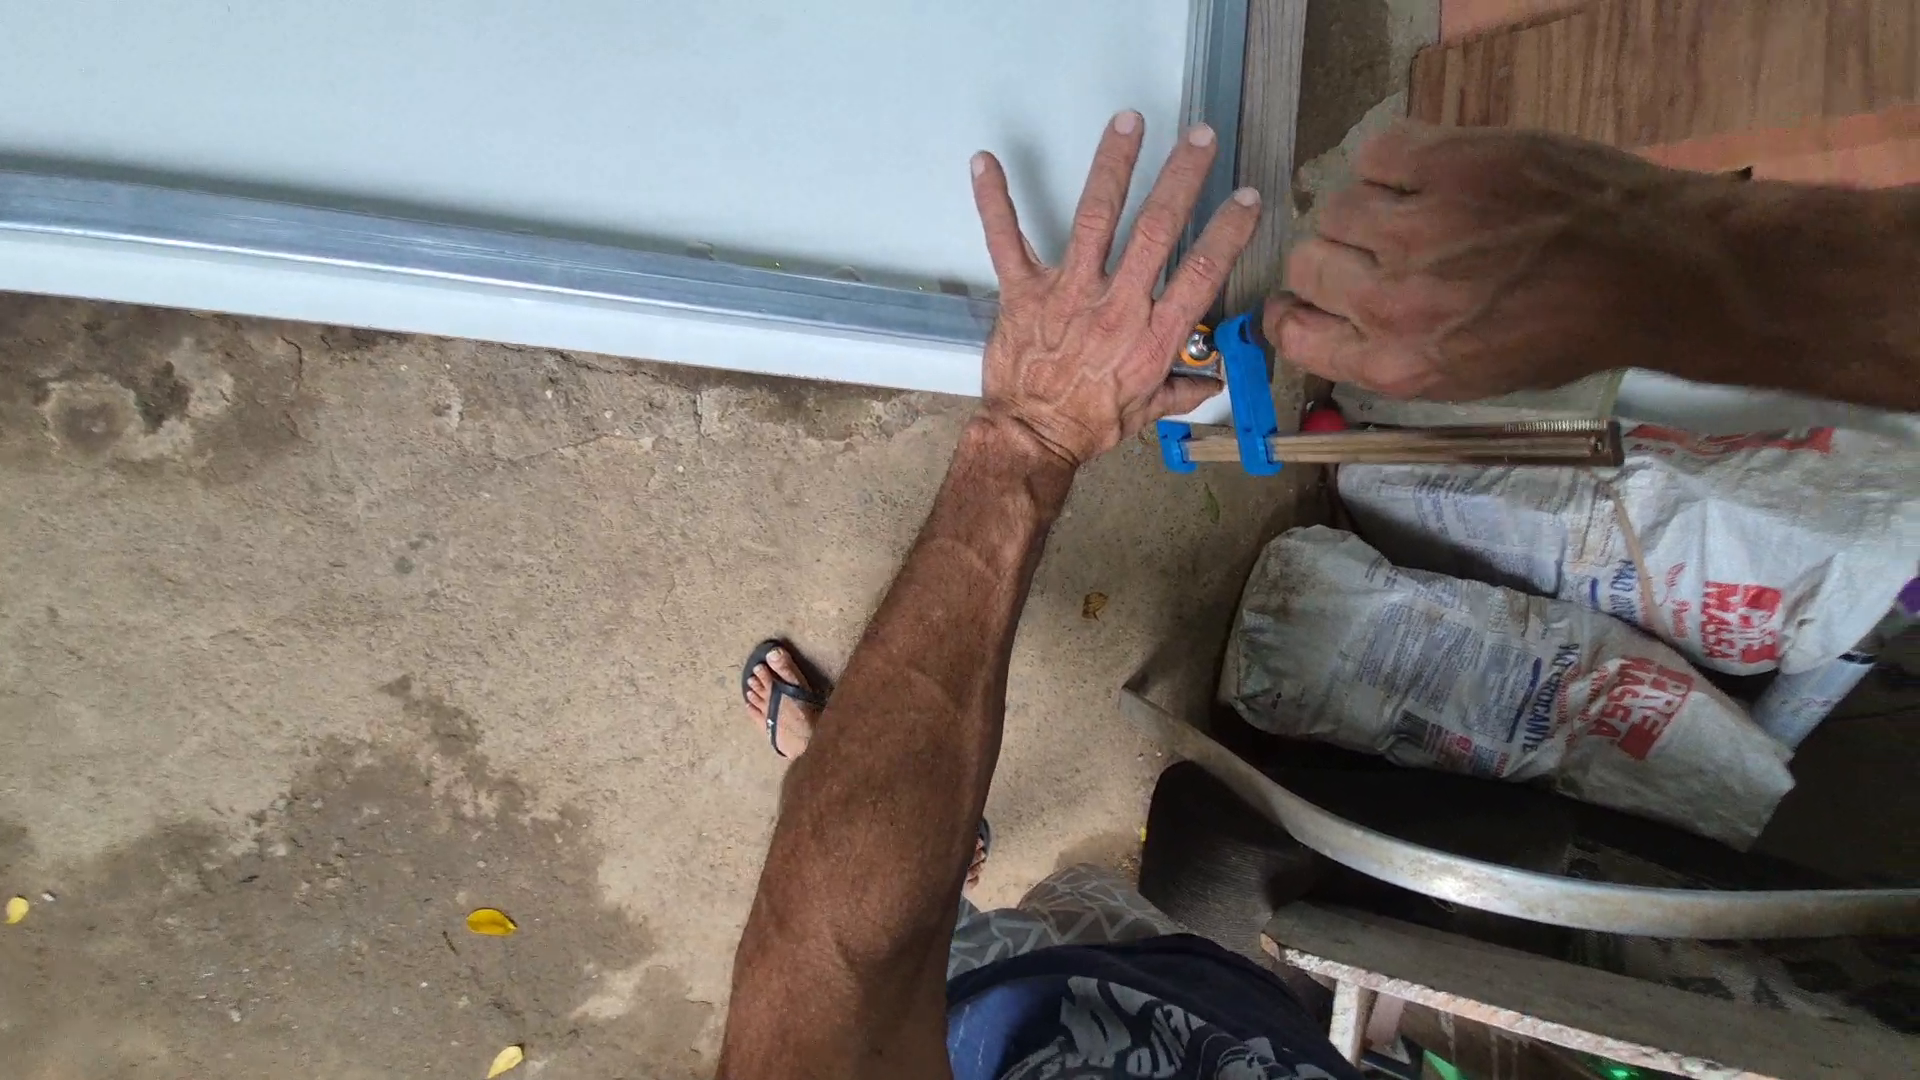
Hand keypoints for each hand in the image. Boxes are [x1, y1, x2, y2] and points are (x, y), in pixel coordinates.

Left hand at [971, 111, 1261, 465]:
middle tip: (1199, 137)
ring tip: (1129, 122)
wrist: (1030, 437)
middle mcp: (1114, 307)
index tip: (1244, 198)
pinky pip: (1006, 241)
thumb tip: (1212, 383)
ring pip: (1094, 220)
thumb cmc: (1087, 426)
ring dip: (1113, 166)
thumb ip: (1180, 390)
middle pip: (1156, 231)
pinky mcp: (1023, 294)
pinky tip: (986, 163)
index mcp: (1151, 337)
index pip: (1200, 274)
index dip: (1227, 233)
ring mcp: (1066, 295)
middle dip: (1181, 179)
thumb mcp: (1145, 413)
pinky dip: (994, 201)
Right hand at [1267, 121, 1744, 399]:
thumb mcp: (1453, 379)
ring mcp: (1420, 230)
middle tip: (1369, 251)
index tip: (1303, 300)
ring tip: (1404, 210)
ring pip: (1334, 208)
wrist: (1654, 273)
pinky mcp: (1454, 165)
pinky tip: (1420, 175)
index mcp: (1391, 362)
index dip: (1288, 313)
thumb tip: (1315, 323)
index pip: (1289, 333)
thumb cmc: (1553, 336)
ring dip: (1361, 210)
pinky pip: (1375, 153)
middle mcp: (1392, 302)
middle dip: (1328, 260)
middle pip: (1304, 265)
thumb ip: (1375, 356)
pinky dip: (1389, 162)